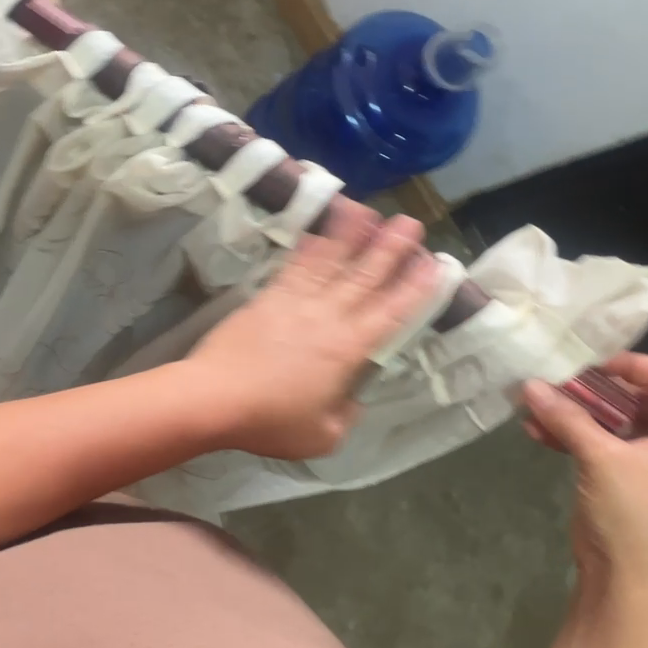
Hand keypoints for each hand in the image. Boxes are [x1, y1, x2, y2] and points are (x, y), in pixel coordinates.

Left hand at [184, 209, 439, 459]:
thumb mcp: (322, 436)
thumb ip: (344, 415)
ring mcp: (293, 303)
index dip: (416, 287)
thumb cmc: (268, 421)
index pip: (392, 312)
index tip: (434, 262)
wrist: (212, 397)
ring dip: (350, 236)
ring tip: (367, 211)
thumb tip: (352, 399)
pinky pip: (293, 267)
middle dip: (390, 248)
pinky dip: (307, 249)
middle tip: (410, 222)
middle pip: (364, 277)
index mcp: (349, 350)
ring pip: (329, 263)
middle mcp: (327, 317)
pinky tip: (316, 235)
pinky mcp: (264, 299)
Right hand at [521, 354, 647, 594]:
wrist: (632, 583)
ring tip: (534, 404)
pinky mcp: (626, 478)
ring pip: (614, 420)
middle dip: (592, 389)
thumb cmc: (637, 518)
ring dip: (575, 412)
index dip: (628, 365)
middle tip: (551, 380)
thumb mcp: (603, 460)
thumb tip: (528, 384)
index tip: (582, 362)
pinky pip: (600, 443)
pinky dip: (572, 434)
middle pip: (639, 397)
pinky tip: (536, 430)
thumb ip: (568, 418)